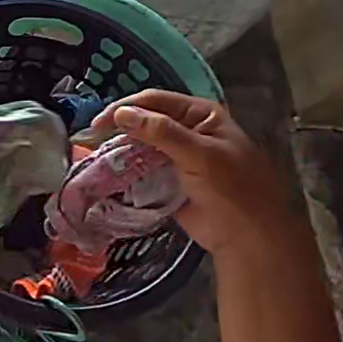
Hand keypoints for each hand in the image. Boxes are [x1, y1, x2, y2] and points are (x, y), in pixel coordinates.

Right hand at [92, 90, 292, 253]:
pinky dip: (126, 168)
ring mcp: (177, 155)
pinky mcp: (169, 178)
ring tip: (96, 155)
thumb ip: (161, 131)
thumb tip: (120, 114)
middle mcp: (187, 129)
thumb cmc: (233, 189)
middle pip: (145, 120)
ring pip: (140, 144)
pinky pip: (142, 167)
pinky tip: (110, 171)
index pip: (154, 101)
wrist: (250, 240)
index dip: (125, 108)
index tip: (99, 123)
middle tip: (92, 139)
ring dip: (121, 148)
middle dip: (120, 128)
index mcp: (199, 115)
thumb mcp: (200, 154)